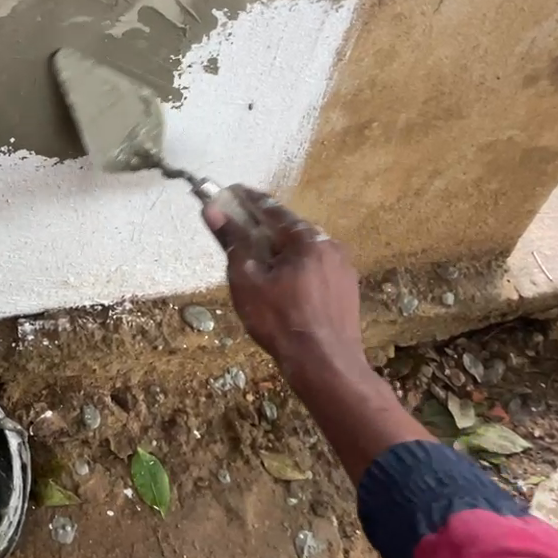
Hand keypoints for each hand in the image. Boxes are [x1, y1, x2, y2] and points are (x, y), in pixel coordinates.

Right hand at [203, 186, 365, 388]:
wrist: (325, 366)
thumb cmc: (279, 319)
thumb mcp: (246, 278)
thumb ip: (231, 240)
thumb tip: (211, 209)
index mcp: (307, 240)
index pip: (272, 209)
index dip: (246, 199)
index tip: (228, 191)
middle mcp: (330, 247)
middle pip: (289, 227)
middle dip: (262, 225)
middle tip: (236, 227)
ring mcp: (343, 269)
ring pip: (302, 248)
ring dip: (278, 246)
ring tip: (254, 257)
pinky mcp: (346, 289)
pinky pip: (313, 265)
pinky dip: (292, 263)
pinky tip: (278, 278)